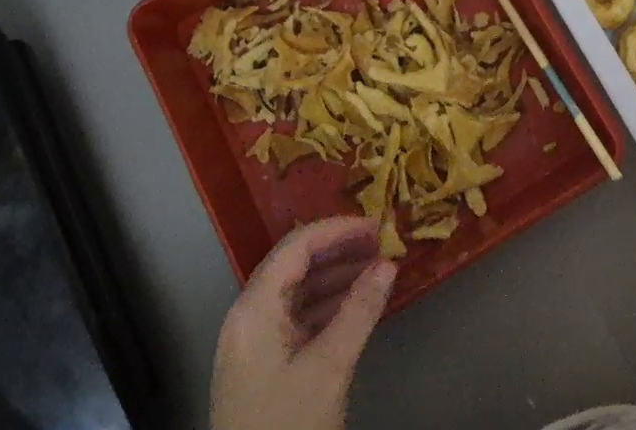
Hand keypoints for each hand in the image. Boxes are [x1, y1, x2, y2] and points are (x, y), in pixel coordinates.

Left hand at [211, 217, 396, 429]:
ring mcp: (252, 342)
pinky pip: (296, 318)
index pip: (295, 248)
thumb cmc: (287, 425)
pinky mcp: (262, 364)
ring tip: (378, 271)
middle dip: (339, 251)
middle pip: (294, 266)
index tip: (377, 225)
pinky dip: (327, 307)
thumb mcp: (329, 369)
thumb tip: (388, 264)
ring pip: (296, 292)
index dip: (336, 230)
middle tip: (383, 244)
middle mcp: (247, 317)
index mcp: (253, 309)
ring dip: (336, 278)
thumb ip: (359, 311)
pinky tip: (358, 307)